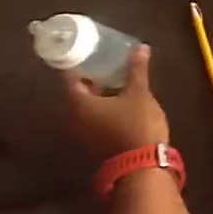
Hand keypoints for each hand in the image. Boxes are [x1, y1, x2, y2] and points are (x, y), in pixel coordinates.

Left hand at [64, 45, 169, 162]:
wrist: (142, 166)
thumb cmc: (136, 124)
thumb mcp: (139, 93)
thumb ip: (136, 69)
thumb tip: (140, 47)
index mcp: (79, 103)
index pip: (69, 77)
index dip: (77, 62)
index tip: (87, 49)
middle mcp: (74, 118)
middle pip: (77, 92)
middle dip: (90, 76)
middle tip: (104, 60)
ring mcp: (83, 133)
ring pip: (86, 107)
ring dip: (97, 93)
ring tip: (114, 77)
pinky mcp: (95, 143)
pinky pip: (94, 118)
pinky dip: (102, 106)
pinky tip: (119, 99)